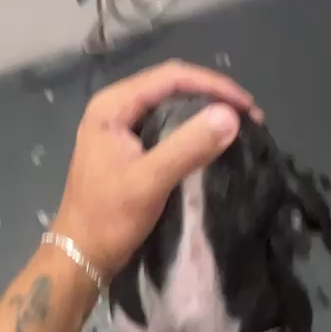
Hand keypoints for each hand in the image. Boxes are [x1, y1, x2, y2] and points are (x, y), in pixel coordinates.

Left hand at [50, 61, 260, 276]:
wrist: (80, 254)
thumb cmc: (109, 218)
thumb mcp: (150, 181)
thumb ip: (188, 146)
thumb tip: (231, 115)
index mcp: (112, 105)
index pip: (170, 77)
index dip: (213, 85)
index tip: (248, 107)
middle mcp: (114, 107)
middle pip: (171, 85)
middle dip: (212, 95)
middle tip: (250, 117)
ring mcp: (119, 126)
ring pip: (170, 104)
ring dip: (204, 111)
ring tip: (238, 126)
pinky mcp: (127, 145)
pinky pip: (165, 124)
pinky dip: (192, 128)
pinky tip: (213, 140)